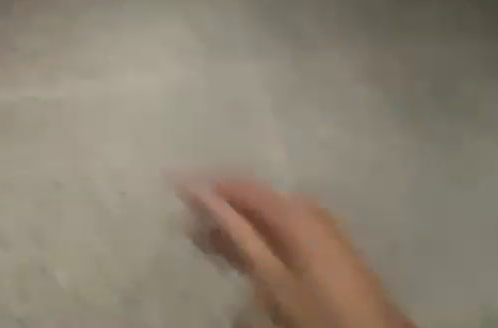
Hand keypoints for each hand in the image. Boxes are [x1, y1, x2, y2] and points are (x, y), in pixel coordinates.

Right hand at [179, 177, 411, 327]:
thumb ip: (234, 231)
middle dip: (216, 208)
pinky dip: (255, 242)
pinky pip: (279, 234)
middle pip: (251, 199)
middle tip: (183, 224)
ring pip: (264, 219)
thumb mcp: (271, 277)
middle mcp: (306, 211)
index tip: (171, 186)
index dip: (203, 184)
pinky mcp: (326, 253)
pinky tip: (239, 258)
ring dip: (233, 227)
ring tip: (202, 244)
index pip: (238, 184)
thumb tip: (198, 192)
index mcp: (293, 211)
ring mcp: (319, 231)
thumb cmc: (321, 314)